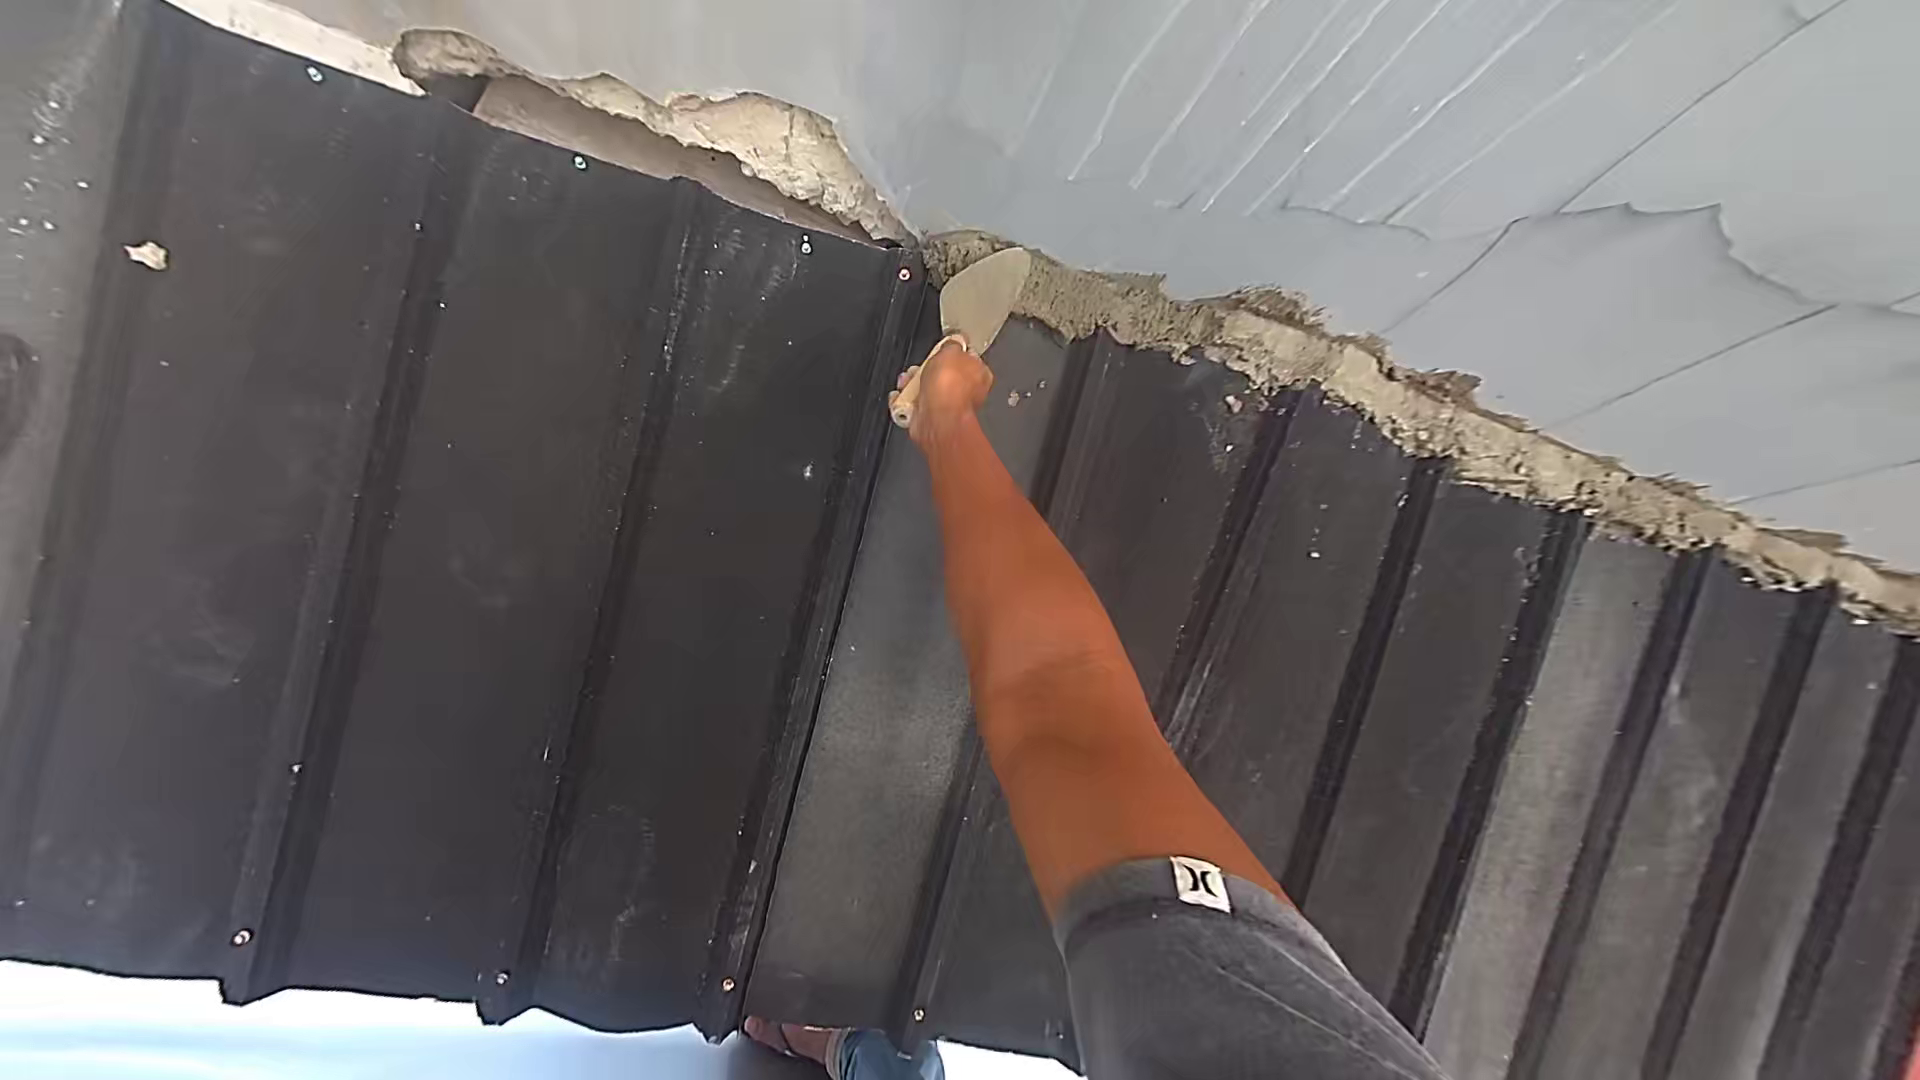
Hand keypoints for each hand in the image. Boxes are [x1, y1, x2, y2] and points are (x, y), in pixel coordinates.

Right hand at [896, 334, 992, 444]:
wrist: (936, 417)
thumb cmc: (951, 387)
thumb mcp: (952, 349)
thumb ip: (953, 344)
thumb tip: (953, 342)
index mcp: (980, 375)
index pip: (966, 358)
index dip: (950, 353)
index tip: (940, 350)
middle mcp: (965, 393)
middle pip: (942, 374)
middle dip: (927, 368)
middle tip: (922, 367)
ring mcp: (947, 407)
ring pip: (925, 389)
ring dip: (913, 383)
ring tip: (909, 382)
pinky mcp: (930, 418)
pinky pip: (913, 404)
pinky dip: (905, 400)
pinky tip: (904, 396)